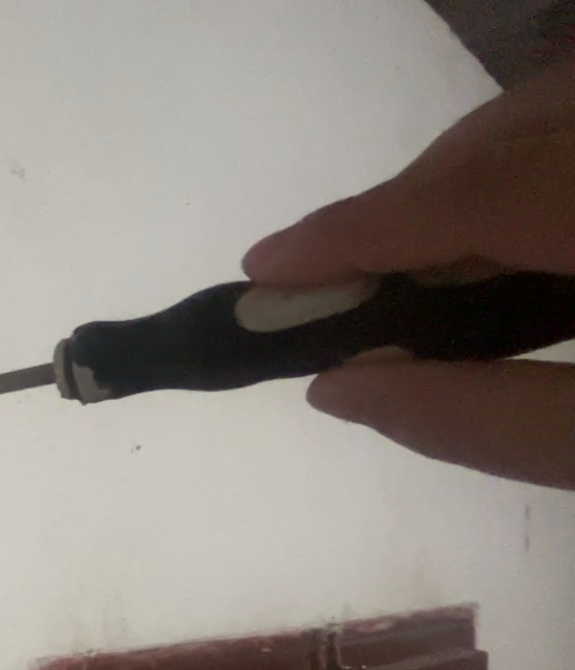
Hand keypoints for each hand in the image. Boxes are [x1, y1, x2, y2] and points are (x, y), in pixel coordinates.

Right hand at [242, 55, 574, 487]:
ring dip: (464, 178)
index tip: (259, 269)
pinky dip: (525, 161)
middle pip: (514, 134)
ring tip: (431, 261)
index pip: (491, 194)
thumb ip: (490, 423)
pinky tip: (515, 231)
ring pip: (550, 111)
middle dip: (409, 198)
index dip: (360, 229)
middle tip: (344, 281)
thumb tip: (334, 389)